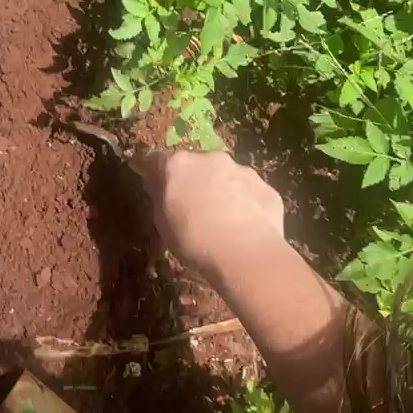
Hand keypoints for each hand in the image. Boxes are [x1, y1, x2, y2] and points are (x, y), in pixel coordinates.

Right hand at [134, 149, 285, 281]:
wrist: (246, 254)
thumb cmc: (193, 239)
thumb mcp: (162, 222)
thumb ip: (158, 195)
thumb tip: (156, 182)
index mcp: (178, 164)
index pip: (155, 159)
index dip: (150, 168)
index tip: (147, 177)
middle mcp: (210, 158)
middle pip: (195, 165)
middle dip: (192, 179)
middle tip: (191, 205)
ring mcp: (242, 170)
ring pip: (225, 176)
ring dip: (220, 189)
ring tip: (223, 219)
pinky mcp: (266, 186)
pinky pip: (249, 192)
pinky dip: (245, 203)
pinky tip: (245, 226)